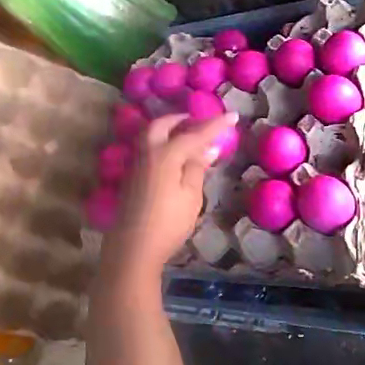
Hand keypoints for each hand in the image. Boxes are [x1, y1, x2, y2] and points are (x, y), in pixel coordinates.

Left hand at [106, 112, 237, 272]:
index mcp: (165, 155)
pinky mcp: (131, 178)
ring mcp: (135, 165)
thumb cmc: (168, 223)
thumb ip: (197, 168)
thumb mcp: (191, 196)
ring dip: (169, 129)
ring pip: (151, 135)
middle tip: (199, 121)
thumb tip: (207, 148)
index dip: (215, 125)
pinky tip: (172, 155)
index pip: (194, 133)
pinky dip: (161, 143)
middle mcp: (147, 153)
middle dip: (182, 119)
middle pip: (163, 125)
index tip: (233, 116)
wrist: (133, 249)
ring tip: (187, 135)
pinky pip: (147, 148)